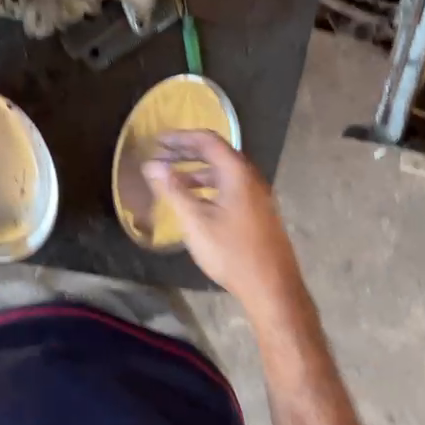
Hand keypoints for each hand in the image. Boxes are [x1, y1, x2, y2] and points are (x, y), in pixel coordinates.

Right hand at [143, 130, 302, 304]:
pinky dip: (208, 186)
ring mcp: (257, 195)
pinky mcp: (258, 211)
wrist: (272, 286)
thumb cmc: (231, 252)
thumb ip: (172, 189)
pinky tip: (195, 201)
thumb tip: (152, 165)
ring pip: (223, 172)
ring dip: (196, 171)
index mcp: (237, 173)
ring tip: (171, 179)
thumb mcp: (195, 221)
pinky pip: (230, 187)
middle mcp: (250, 178)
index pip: (207, 140)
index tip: (158, 141)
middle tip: (160, 157)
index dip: (180, 138)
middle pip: (216, 153)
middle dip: (186, 153)